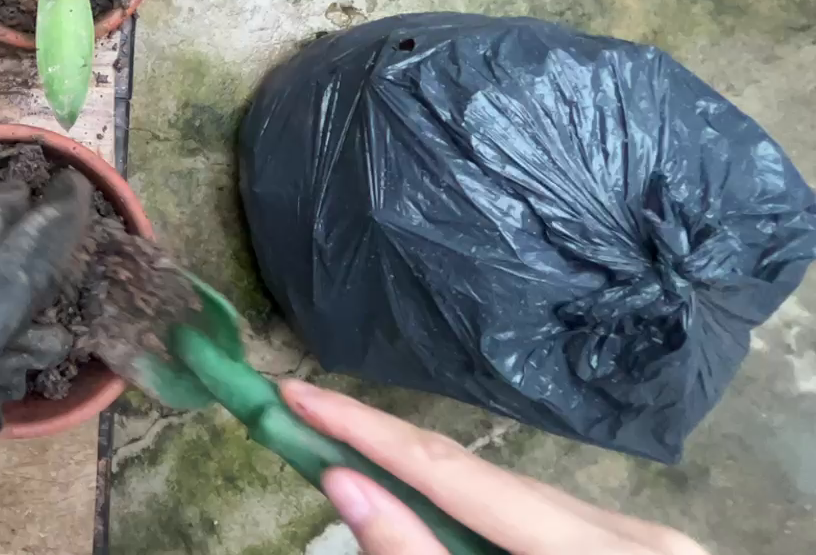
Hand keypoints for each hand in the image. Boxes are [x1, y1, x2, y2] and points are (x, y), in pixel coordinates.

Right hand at [281, 380, 710, 554]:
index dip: (363, 427)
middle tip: (298, 412)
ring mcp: (639, 541)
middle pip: (473, 476)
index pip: (454, 472)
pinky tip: (419, 503)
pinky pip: (522, 514)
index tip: (290, 390)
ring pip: (495, 492)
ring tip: (342, 450)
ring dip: (416, 478)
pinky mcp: (625, 551)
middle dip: (379, 446)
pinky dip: (461, 509)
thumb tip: (339, 479)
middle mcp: (632, 534)